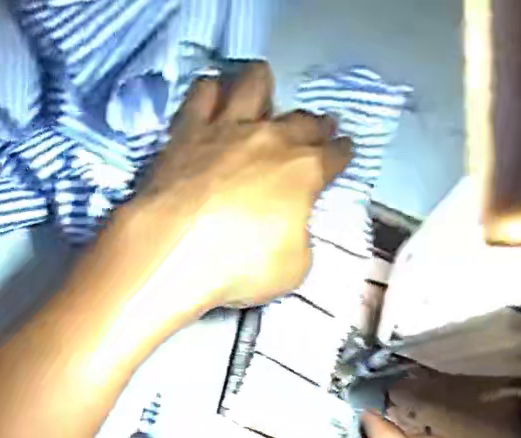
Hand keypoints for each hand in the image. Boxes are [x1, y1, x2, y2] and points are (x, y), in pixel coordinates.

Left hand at [125, 61, 353, 313]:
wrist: (176, 248)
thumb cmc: (240, 264)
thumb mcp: (291, 269)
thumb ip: (300, 242)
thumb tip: (293, 233)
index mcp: (304, 173)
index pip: (334, 156)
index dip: (342, 155)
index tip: (344, 153)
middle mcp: (271, 140)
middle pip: (302, 121)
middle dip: (316, 125)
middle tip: (320, 128)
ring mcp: (227, 129)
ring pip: (254, 85)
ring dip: (265, 88)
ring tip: (265, 94)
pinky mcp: (188, 130)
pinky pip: (203, 94)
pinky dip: (211, 93)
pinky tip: (212, 98)